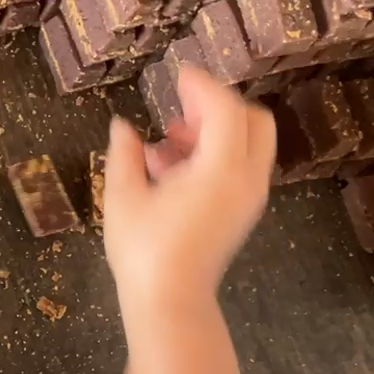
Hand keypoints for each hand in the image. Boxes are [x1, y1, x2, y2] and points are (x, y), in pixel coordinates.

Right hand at [103, 65, 275, 321]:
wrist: (169, 300)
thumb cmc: (142, 249)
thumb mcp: (123, 197)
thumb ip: (124, 154)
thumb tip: (121, 125)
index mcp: (220, 169)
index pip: (224, 110)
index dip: (202, 87)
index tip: (179, 74)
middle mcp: (245, 178)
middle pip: (251, 121)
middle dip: (218, 107)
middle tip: (179, 108)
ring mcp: (247, 197)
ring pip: (247, 145)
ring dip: (213, 132)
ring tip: (167, 141)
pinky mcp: (240, 212)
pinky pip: (238, 168)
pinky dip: (214, 155)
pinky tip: (171, 169)